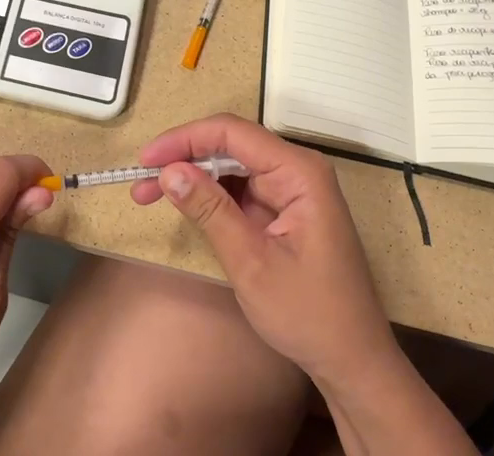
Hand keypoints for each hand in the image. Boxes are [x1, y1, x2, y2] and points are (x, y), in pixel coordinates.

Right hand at [131, 113, 393, 383]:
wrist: (352, 361)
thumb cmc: (308, 313)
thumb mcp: (251, 262)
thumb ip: (210, 210)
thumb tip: (169, 171)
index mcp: (299, 172)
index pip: (232, 133)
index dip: (184, 139)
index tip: (145, 160)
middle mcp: (297, 170)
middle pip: (230, 145)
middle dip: (183, 159)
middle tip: (140, 183)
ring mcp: (292, 190)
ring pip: (232, 166)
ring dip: (192, 177)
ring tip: (149, 194)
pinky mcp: (284, 210)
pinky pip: (241, 189)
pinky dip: (209, 196)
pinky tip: (183, 205)